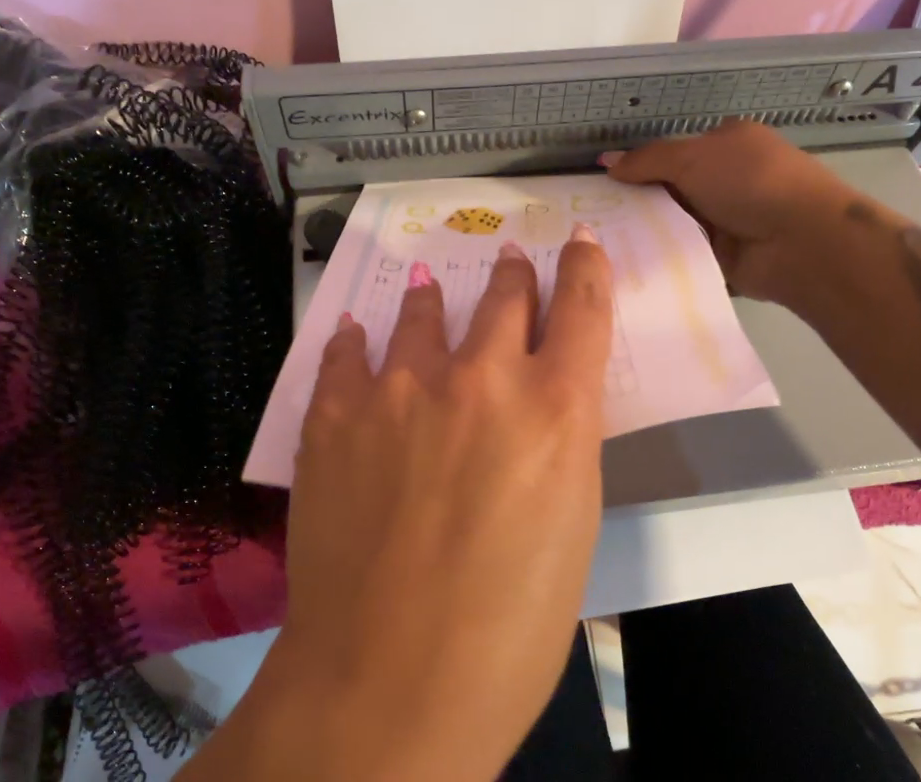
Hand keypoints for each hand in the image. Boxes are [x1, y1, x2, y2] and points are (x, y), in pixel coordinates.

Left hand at [252, 225, 615, 779]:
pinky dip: (356, 341)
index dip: (585, 266)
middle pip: (504, 297)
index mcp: (556, 407)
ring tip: (424, 283)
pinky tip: (355, 333)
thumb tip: (545, 407)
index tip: (581, 242)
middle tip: (511, 259)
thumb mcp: (571, 522)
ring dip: (431, 298)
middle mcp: (482, 377)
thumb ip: (560, 444)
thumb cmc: (513, 625)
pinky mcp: (335, 414)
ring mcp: (401, 389)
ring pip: (420, 314)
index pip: (582, 307)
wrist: (393, 678)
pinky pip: (345, 355)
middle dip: (514, 275)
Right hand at [605, 120, 839, 305]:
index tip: (603, 184)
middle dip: (638, 201)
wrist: (801, 241)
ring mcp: (727, 220)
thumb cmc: (750, 182)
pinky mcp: (724, 257)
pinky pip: (684, 253)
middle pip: (671, 189)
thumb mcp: (693, 157)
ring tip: (600, 241)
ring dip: (647, 231)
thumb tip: (607, 163)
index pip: (674, 152)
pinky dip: (662, 257)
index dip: (639, 166)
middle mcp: (728, 180)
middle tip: (593, 215)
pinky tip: (626, 263)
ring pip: (675, 223)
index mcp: (729, 144)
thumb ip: (648, 160)